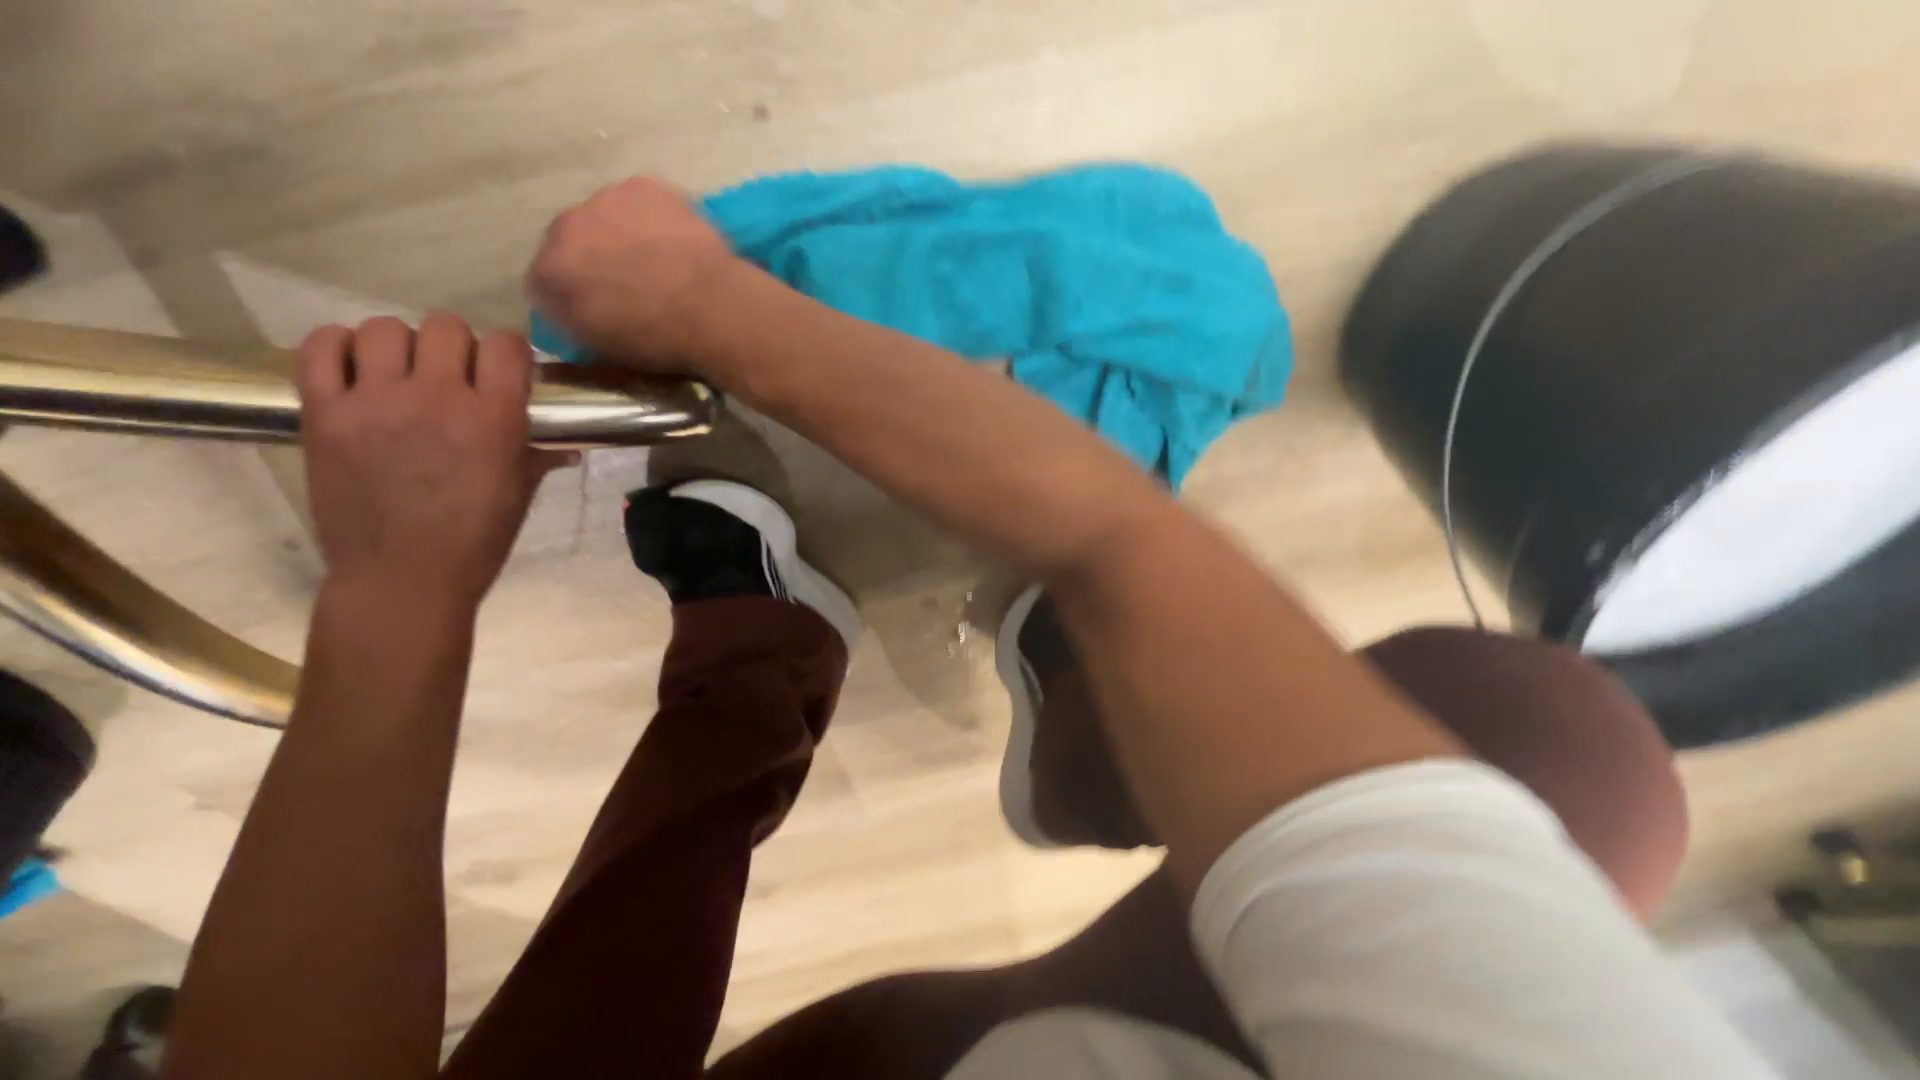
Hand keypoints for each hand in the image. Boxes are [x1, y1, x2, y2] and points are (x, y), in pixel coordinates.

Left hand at [296, 315, 574, 612]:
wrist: (401, 582)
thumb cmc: (474, 544)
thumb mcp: (519, 497)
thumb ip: (538, 456)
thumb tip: (566, 443)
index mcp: (493, 419)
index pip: (506, 345)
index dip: (506, 354)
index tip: (500, 374)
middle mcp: (437, 399)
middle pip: (446, 326)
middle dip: (454, 348)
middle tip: (448, 378)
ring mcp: (375, 402)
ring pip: (384, 329)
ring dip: (398, 347)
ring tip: (398, 376)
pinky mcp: (325, 413)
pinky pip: (320, 348)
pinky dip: (335, 348)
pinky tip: (352, 369)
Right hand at [527, 177, 738, 370]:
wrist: (711, 308)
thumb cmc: (657, 340)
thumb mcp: (601, 346)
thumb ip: (572, 319)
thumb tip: (572, 305)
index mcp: (548, 274)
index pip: (544, 280)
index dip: (571, 292)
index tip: (596, 303)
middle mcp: (564, 229)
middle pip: (571, 240)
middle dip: (593, 256)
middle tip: (630, 279)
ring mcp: (603, 201)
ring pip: (604, 216)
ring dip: (621, 232)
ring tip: (657, 257)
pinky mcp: (642, 187)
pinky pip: (640, 201)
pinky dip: (653, 216)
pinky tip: (675, 239)